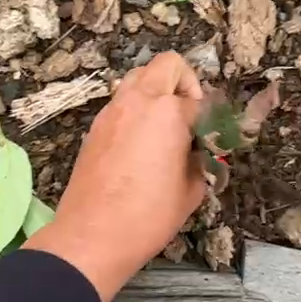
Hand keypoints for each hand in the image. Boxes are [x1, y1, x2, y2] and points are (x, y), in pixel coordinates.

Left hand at [23, 52, 205, 301]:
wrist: (91, 236)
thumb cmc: (147, 216)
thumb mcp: (190, 192)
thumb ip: (199, 161)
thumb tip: (196, 153)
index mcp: (168, 113)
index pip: (200, 102)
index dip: (210, 121)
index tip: (210, 141)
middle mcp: (138, 101)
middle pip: (168, 65)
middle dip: (185, 83)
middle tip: (189, 116)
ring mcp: (112, 111)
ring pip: (138, 77)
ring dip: (157, 91)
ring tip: (164, 127)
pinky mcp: (95, 127)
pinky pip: (120, 102)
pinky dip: (135, 109)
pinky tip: (141, 144)